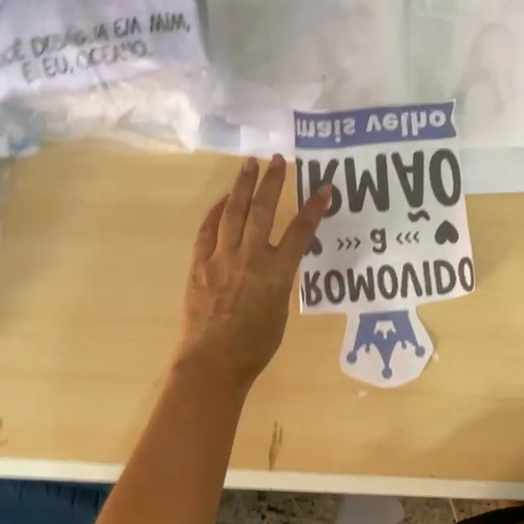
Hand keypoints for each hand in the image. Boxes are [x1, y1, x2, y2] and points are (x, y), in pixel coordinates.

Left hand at [175, 156, 329, 390]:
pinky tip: (223, 201)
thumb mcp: (280, 311)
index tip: (324, 187)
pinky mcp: (199, 264)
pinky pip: (208, 231)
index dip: (314, 208)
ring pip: (233, 213)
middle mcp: (250, 258)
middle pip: (263, 211)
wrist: (213, 362)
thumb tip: (279, 262)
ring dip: (242, 186)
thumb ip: (280, 281)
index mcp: (277, 272)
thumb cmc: (255, 345)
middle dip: (272, 182)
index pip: (300, 231)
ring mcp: (221, 258)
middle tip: (278, 160)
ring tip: (249, 165)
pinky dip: (216, 212)